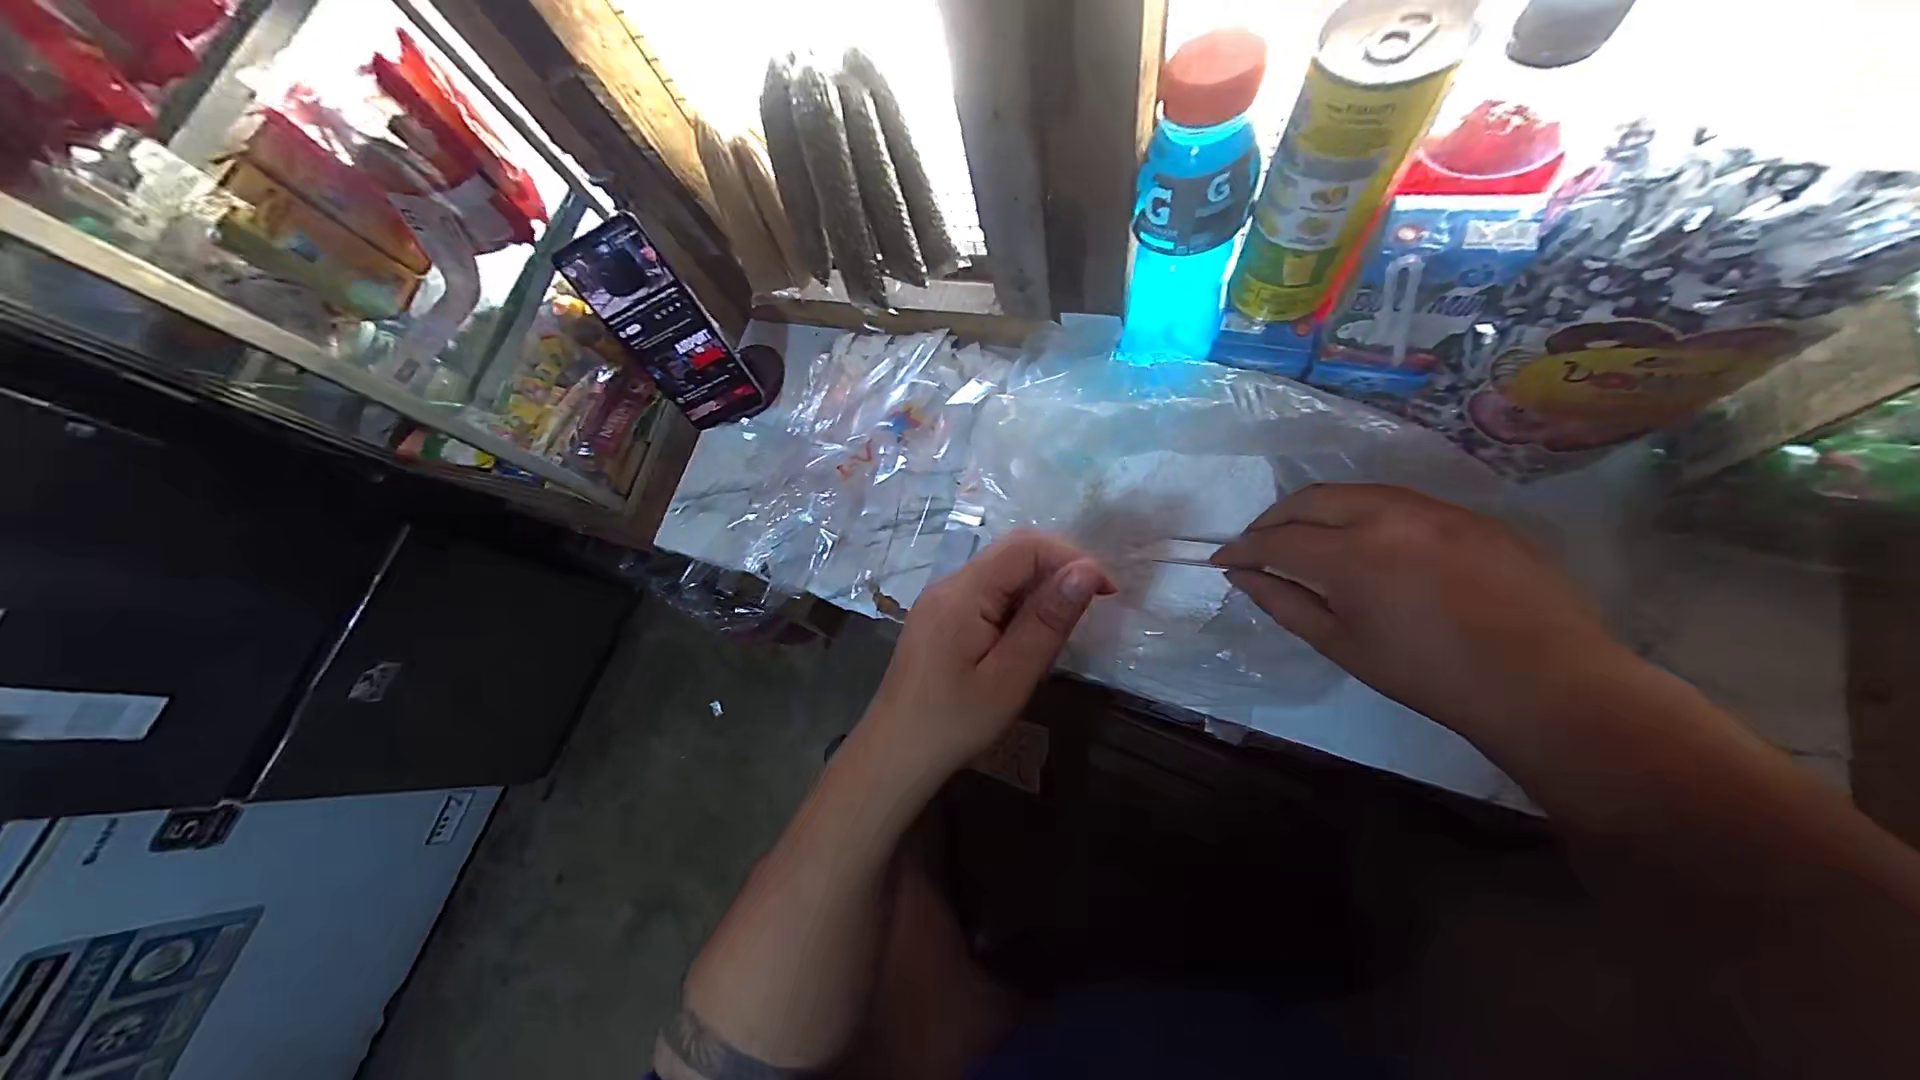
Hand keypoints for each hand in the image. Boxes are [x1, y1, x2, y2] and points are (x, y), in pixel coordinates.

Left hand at [859, 530, 1115, 776]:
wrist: (895, 754)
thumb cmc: (955, 722)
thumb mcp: (1010, 677)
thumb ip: (1047, 621)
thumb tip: (1087, 570)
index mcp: (962, 593)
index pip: (1025, 546)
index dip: (1072, 557)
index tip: (1106, 593)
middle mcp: (948, 585)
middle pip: (1011, 554)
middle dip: (1058, 570)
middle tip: (1088, 611)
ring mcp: (940, 600)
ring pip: (1000, 574)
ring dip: (1038, 591)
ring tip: (1057, 634)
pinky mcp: (939, 618)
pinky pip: (986, 595)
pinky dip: (1016, 606)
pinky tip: (1024, 640)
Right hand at [1211, 484, 1635, 741]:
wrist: (1545, 683)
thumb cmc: (1428, 674)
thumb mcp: (1342, 644)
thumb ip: (1284, 602)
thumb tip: (1242, 577)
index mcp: (1352, 555)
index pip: (1277, 539)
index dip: (1243, 549)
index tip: (1223, 560)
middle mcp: (1388, 515)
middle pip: (1310, 499)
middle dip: (1273, 519)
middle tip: (1257, 545)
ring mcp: (1434, 509)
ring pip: (1354, 491)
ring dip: (1317, 509)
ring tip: (1306, 537)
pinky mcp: (1470, 514)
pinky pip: (1399, 501)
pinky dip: (1364, 513)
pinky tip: (1368, 542)